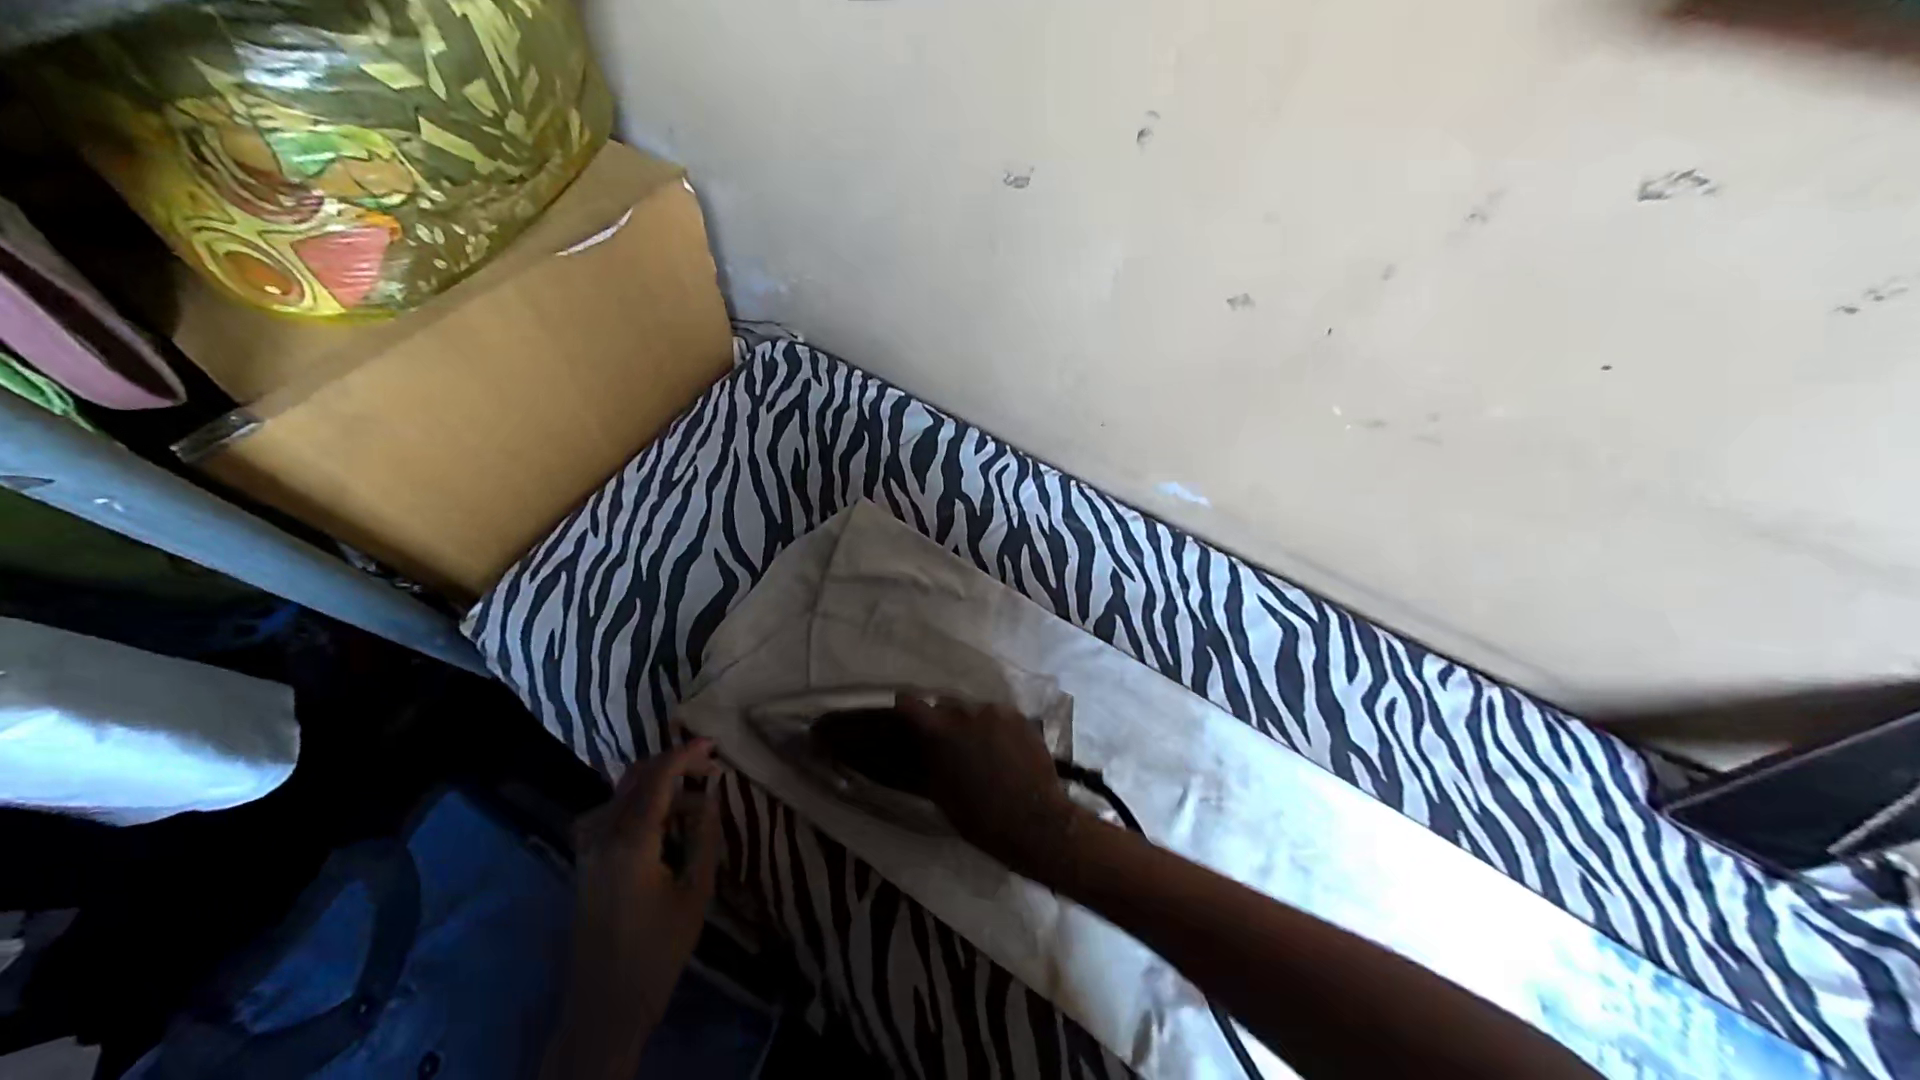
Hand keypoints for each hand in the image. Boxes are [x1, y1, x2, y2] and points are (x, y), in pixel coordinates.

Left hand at [542, 739, 721, 1079]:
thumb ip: (704, 837)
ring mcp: (587, 848)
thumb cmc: (658, 949)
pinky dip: (637, 805)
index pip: (657, 778)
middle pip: (636, 778)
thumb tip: (709, 798)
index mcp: (631, 841)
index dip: (685, 754)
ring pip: (622, 794)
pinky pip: (609, 814)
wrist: (605, 1003)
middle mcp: (602, 835)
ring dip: (657, 787)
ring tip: (692, 804)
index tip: (713, 743)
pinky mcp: (584, 861)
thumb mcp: (695, 892)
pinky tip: (657, 823)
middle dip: (674, 765)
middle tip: (710, 771)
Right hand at [895, 693, 1083, 879]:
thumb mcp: (941, 792)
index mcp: (942, 731)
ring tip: (982, 751)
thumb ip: (930, 758)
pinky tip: (1004, 752)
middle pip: (947, 707)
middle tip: (949, 744)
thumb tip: (923, 742)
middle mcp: (968, 711)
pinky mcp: (1021, 717)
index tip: (901, 711)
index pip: (910, 705)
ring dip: (973, 725)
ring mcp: (998, 711)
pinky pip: (1000, 718)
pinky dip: (996, 730)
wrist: (1035, 821)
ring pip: (976, 712)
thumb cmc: (980, 816)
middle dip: (945, 722)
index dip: (904, 707)